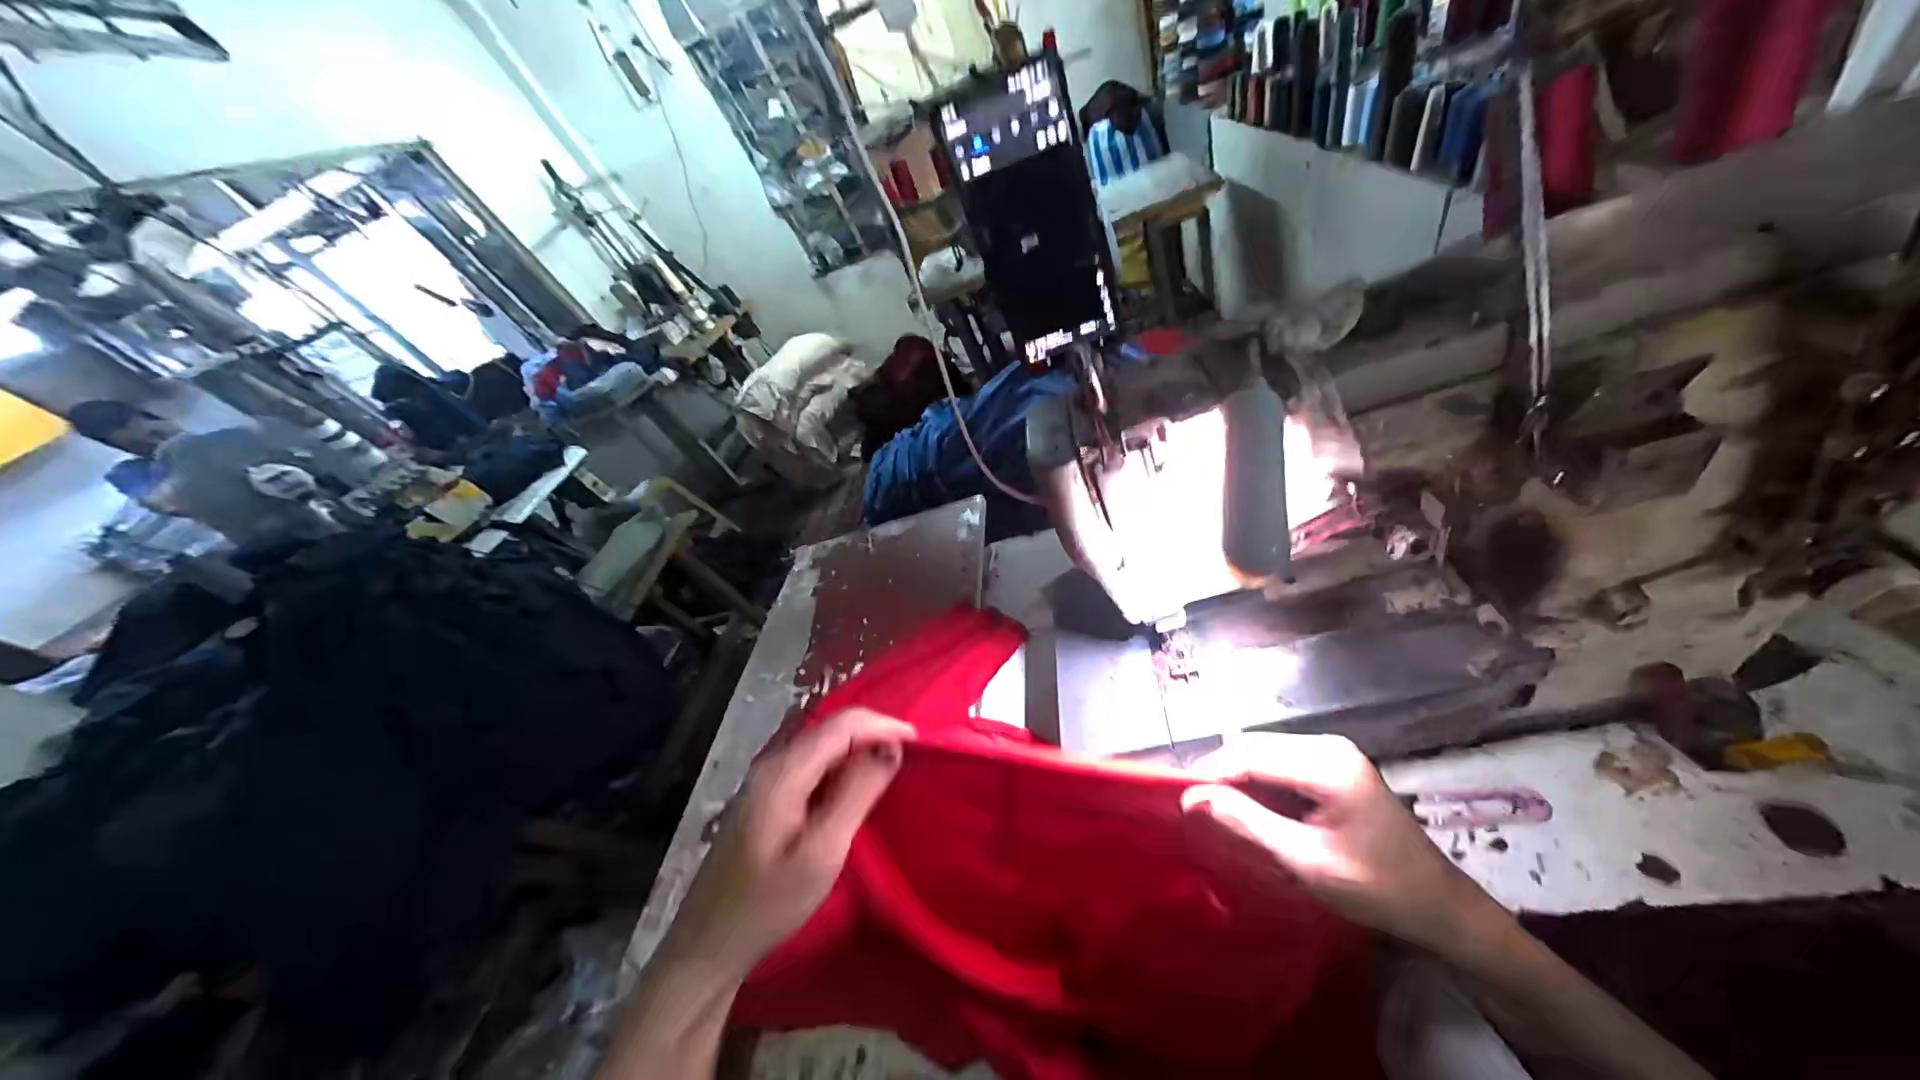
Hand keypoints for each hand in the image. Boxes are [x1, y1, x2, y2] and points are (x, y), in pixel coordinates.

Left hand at [661, 707, 914, 979]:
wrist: (708, 944)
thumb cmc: (768, 904)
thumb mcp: (821, 852)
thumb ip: (856, 794)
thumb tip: (891, 747)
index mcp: (783, 772)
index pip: (841, 724)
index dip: (883, 724)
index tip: (920, 742)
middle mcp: (771, 764)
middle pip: (830, 728)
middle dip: (873, 732)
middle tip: (911, 754)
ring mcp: (765, 780)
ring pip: (821, 745)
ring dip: (858, 748)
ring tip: (892, 766)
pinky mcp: (766, 798)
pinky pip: (812, 765)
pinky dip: (841, 765)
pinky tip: (856, 787)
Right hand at [1181, 733, 1504, 952]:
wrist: (1440, 907)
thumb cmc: (1377, 889)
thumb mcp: (1305, 861)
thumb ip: (1246, 823)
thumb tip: (1189, 798)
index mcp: (1327, 764)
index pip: (1249, 756)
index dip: (1211, 776)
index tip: (1181, 802)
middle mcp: (1328, 746)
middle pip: (1253, 747)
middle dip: (1221, 774)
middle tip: (1195, 808)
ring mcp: (1333, 752)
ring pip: (1263, 752)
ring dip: (1238, 778)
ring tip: (1216, 809)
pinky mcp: (1333, 765)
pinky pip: (1279, 762)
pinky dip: (1258, 781)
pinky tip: (1250, 808)